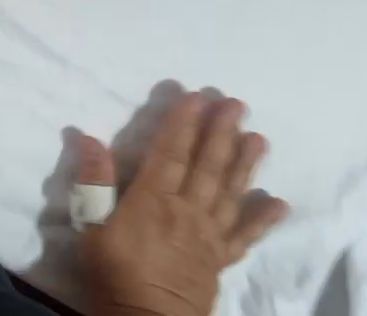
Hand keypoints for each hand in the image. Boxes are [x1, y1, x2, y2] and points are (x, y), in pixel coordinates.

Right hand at [75, 93, 289, 315]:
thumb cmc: (114, 270)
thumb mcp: (90, 225)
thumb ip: (92, 182)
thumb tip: (87, 137)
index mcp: (154, 200)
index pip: (170, 152)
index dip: (182, 123)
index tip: (195, 97)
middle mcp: (188, 212)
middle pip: (207, 166)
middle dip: (220, 133)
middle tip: (235, 104)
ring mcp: (209, 236)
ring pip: (230, 192)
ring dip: (244, 163)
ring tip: (259, 137)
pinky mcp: (221, 259)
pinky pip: (245, 235)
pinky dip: (263, 217)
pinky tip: (279, 202)